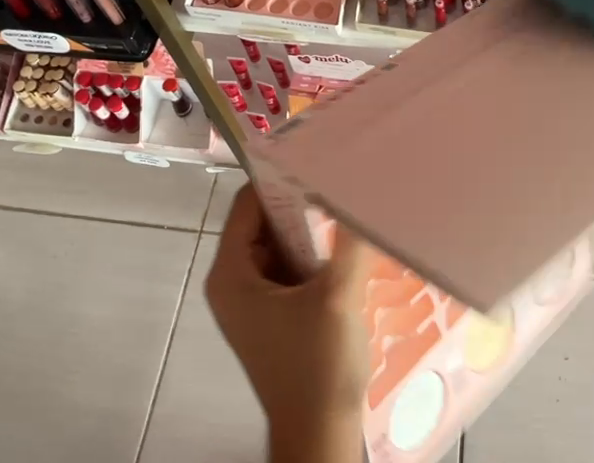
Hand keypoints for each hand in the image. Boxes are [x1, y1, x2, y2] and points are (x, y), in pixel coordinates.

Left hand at [206, 184, 370, 462]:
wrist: (319, 434)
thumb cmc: (318, 366)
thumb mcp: (337, 296)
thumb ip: (350, 239)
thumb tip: (363, 188)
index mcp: (230, 274)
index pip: (247, 203)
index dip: (279, 179)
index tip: (317, 160)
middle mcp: (231, 283)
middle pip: (261, 222)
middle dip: (298, 204)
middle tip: (338, 183)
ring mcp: (250, 302)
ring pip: (277, 245)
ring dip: (308, 232)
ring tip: (345, 210)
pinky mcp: (270, 317)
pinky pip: (286, 269)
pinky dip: (310, 256)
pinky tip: (343, 251)